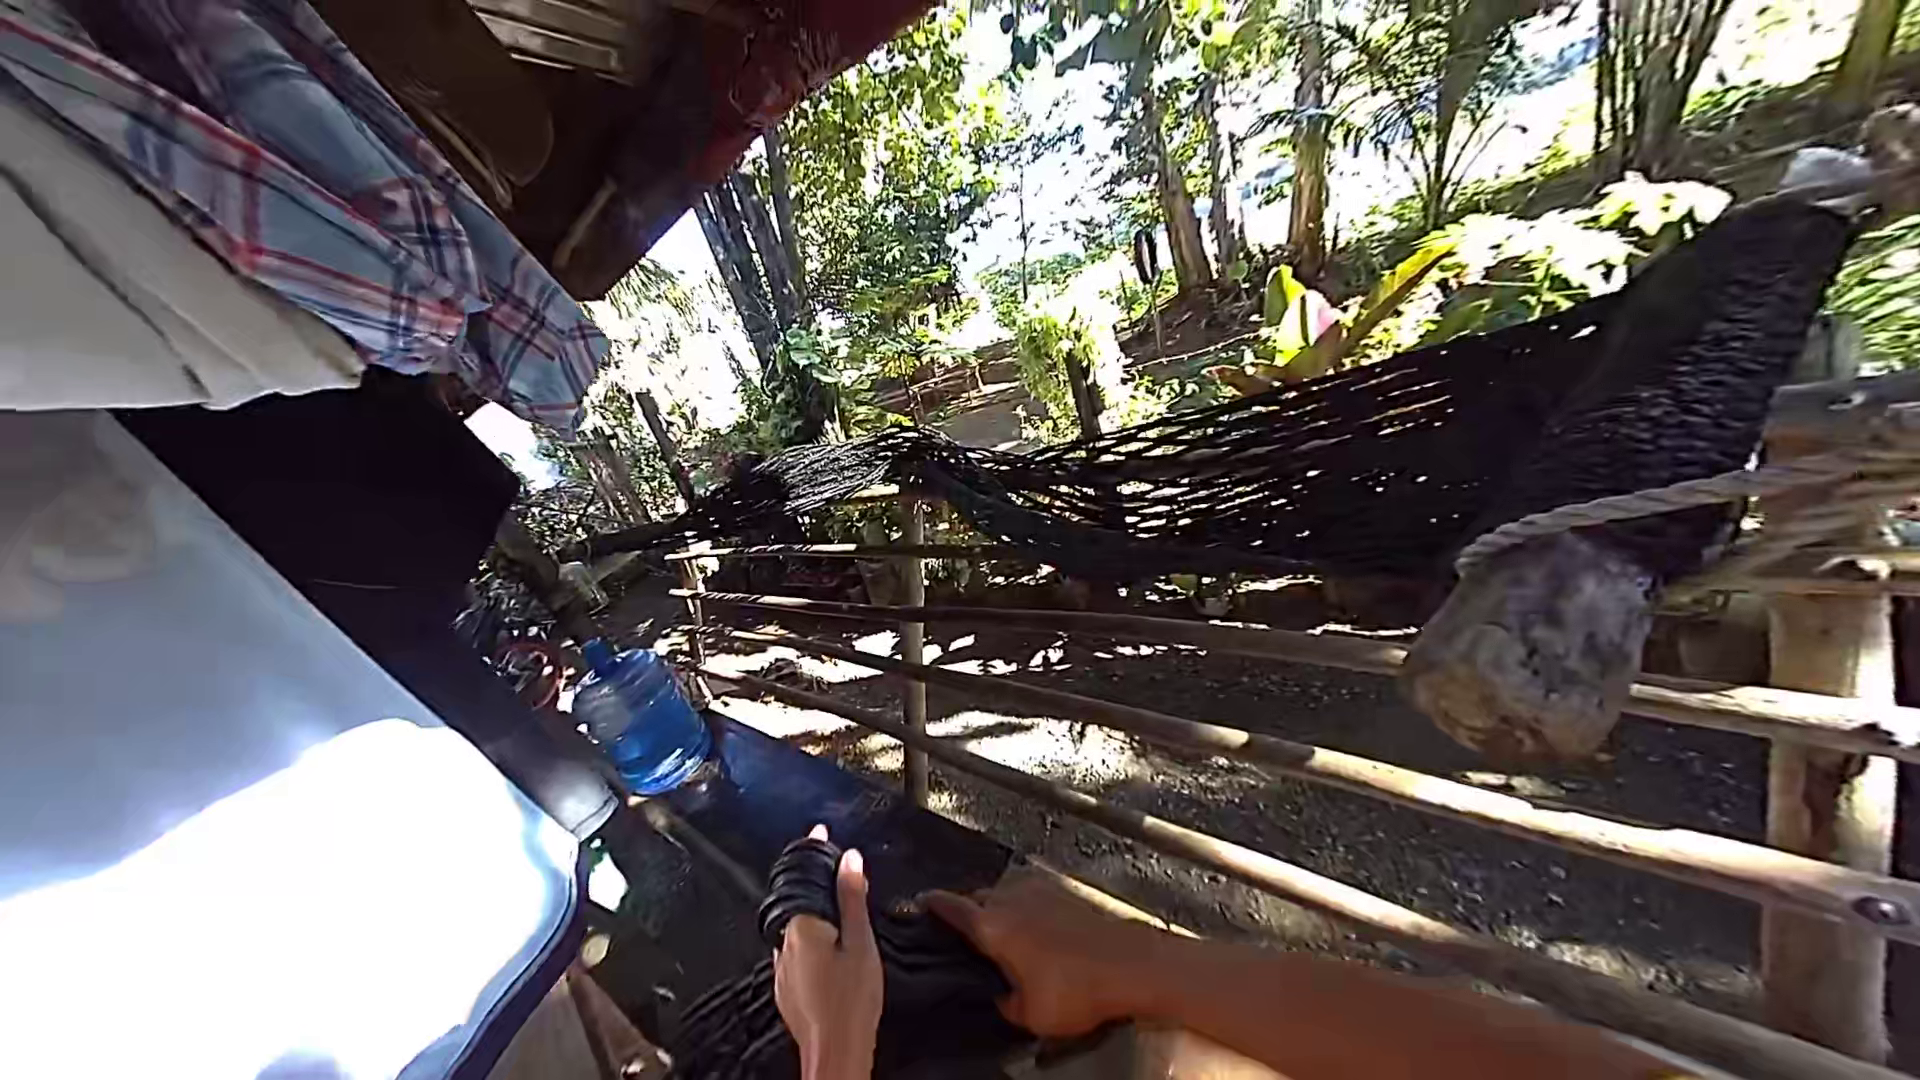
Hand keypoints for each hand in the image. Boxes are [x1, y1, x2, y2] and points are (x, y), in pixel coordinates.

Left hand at [773, 826, 882, 1079]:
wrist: (836, 1055)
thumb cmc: (851, 1001)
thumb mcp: (861, 940)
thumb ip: (852, 897)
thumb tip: (849, 859)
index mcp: (801, 926)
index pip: (802, 876)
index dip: (813, 851)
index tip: (820, 833)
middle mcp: (784, 943)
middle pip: (801, 899)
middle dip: (821, 885)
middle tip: (846, 875)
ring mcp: (782, 968)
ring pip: (799, 925)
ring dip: (817, 912)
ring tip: (845, 911)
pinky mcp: (786, 988)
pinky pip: (797, 948)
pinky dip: (813, 937)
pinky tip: (832, 946)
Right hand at [925, 874, 1163, 1037]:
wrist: (1124, 962)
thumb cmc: (1074, 989)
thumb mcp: (1029, 1014)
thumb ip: (1003, 1001)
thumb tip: (999, 994)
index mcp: (992, 925)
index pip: (951, 907)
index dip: (932, 905)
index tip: (918, 902)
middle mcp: (1008, 896)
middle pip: (975, 896)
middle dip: (966, 910)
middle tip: (963, 932)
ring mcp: (1035, 887)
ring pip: (1002, 891)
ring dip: (995, 906)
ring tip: (1000, 932)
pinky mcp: (1059, 888)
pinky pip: (1026, 892)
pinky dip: (1021, 905)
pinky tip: (1032, 927)